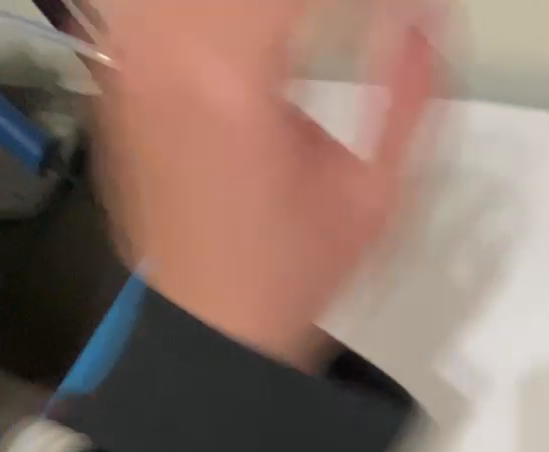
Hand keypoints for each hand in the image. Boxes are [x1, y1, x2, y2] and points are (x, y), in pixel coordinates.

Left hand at [93, 0, 442, 369]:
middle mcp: (164, 42)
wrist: (215, 321)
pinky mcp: (117, 65)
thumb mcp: (374, 196)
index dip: (366, 1)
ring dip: (267, 11)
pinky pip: (152, 6)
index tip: (410, 9)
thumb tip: (431, 17)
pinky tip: (252, 39)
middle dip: (314, 3)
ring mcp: (128, 50)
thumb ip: (406, 97)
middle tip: (353, 21)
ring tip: (304, 28)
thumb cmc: (300, 270)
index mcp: (233, 73)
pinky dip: (214, 18)